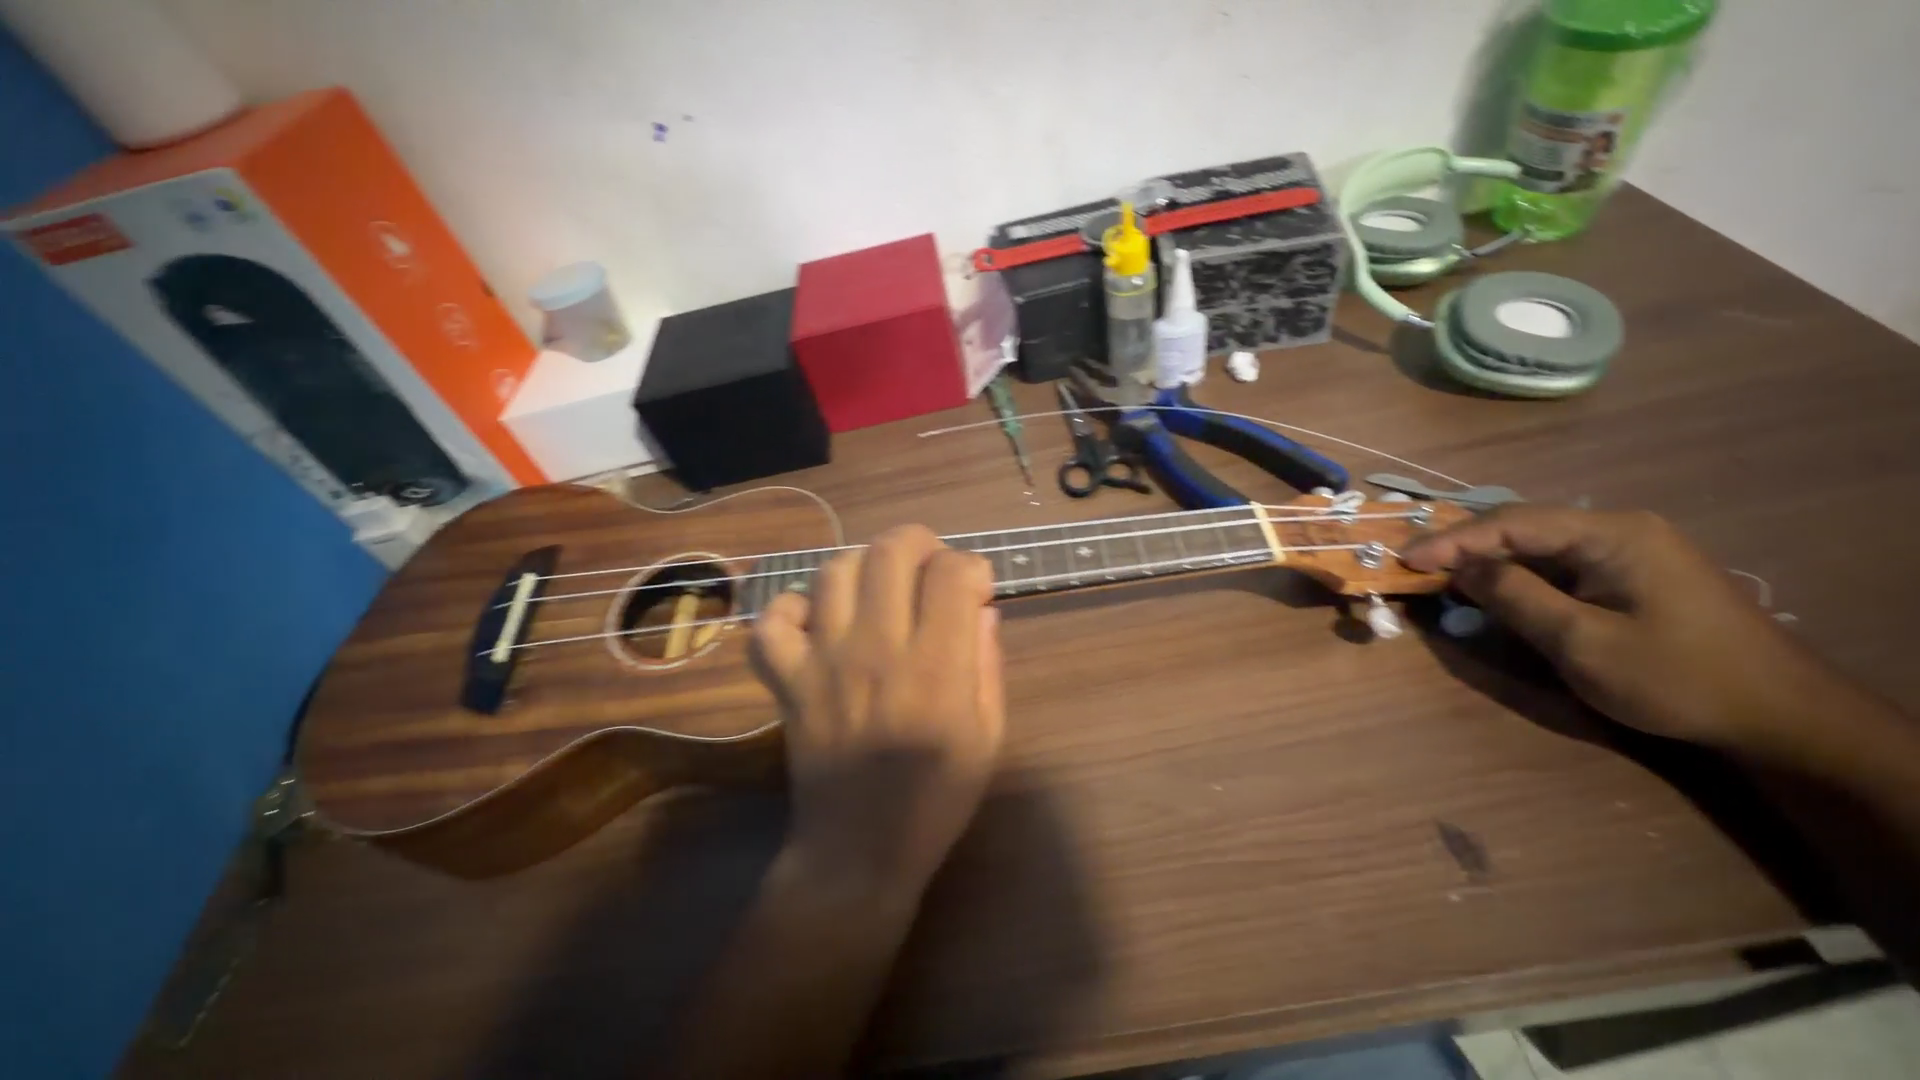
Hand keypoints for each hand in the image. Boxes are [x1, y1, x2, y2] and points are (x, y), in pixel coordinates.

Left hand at [750, 526, 1004, 893]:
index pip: (951, 572)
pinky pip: (772, 622)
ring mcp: (823, 663)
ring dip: (862, 564)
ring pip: (833, 570)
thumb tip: (980, 607)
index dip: (970, 565)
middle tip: (929, 566)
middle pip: (889, 552)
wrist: (859, 852)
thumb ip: (988, 664)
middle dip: (918, 542)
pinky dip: (791, 608)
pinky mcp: (786, 681)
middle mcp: (877, 652)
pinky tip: (818, 621)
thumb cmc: (936, 799)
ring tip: (879, 588)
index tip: (974, 586)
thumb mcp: (988, 736)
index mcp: (937, 670)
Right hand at [1402, 506, 1840, 753]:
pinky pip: (1561, 565)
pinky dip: (1521, 575)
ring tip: (1441, 576)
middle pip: (1524, 526)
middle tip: (1415, 565)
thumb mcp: (1584, 643)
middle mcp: (1620, 529)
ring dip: (1491, 560)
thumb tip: (1461, 569)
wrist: (1780, 713)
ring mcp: (1630, 551)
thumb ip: (1517, 598)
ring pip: (1540, 545)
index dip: (1453, 540)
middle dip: (1466, 544)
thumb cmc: (1677, 677)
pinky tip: (1496, 589)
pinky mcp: (1634, 576)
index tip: (1404, 559)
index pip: (1512, 522)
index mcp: (1612, 534)